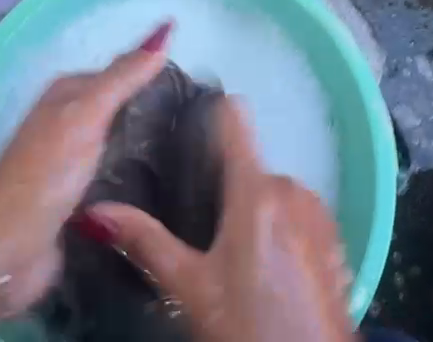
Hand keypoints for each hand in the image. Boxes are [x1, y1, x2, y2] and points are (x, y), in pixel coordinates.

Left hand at [0, 23, 173, 316]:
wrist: (8, 251)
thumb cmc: (46, 174)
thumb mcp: (88, 115)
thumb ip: (125, 76)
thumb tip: (167, 27)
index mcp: (67, 93)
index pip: (123, 71)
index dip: (156, 74)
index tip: (199, 85)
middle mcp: (68, 121)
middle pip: (123, 107)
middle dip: (157, 112)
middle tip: (205, 122)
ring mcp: (73, 162)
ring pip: (124, 143)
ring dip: (152, 147)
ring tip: (197, 151)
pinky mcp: (80, 199)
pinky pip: (120, 178)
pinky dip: (141, 177)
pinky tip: (169, 183)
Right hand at [84, 99, 354, 341]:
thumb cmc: (248, 326)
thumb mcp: (190, 289)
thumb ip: (146, 243)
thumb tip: (96, 211)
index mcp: (254, 188)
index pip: (234, 119)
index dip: (213, 113)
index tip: (191, 120)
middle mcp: (290, 186)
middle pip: (249, 167)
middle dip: (229, 191)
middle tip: (207, 234)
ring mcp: (318, 209)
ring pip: (274, 192)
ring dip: (257, 213)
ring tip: (238, 261)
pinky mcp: (336, 235)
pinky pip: (299, 215)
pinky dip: (283, 230)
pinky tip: (271, 272)